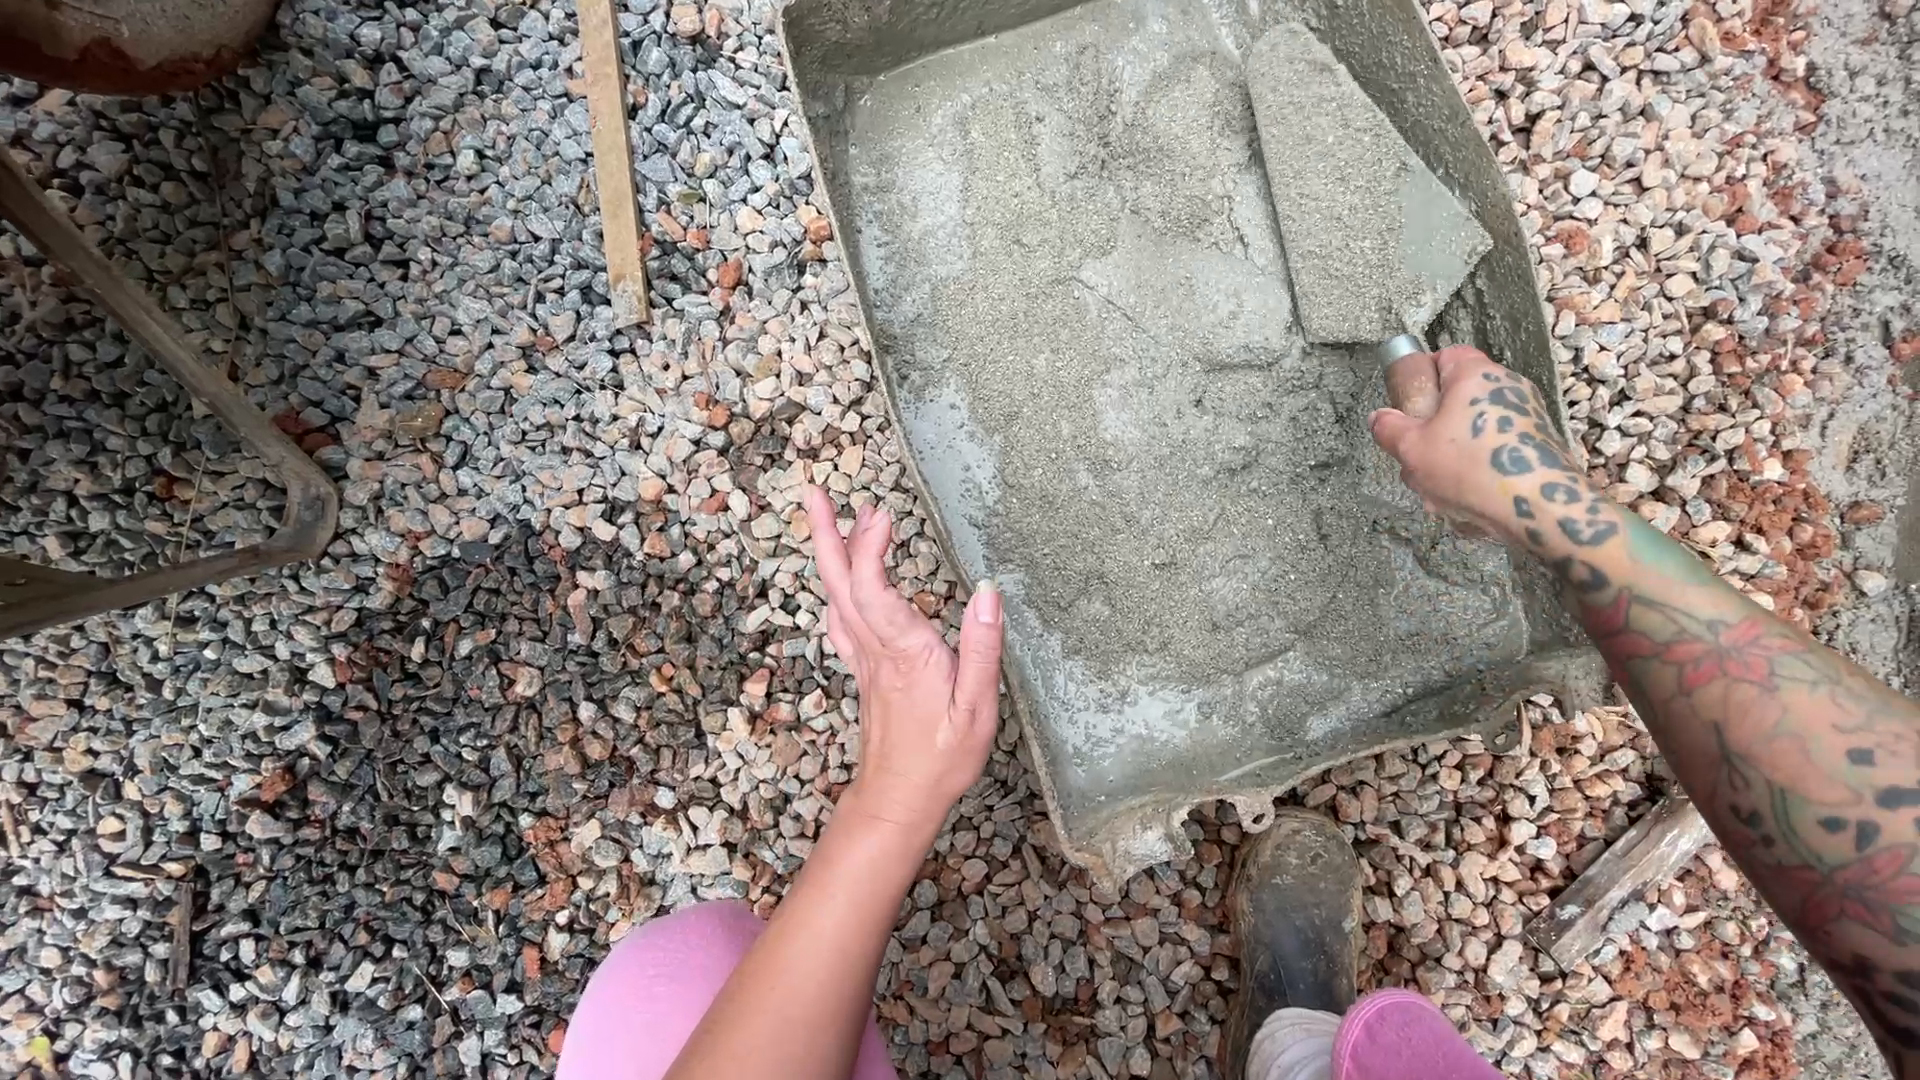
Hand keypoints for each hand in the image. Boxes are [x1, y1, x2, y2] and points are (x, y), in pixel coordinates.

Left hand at [802, 485, 1004, 833]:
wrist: (899, 798)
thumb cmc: (942, 758)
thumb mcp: (977, 709)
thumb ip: (981, 648)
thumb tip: (988, 592)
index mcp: (905, 653)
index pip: (875, 591)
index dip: (871, 548)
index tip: (882, 512)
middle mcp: (875, 649)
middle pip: (841, 584)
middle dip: (827, 534)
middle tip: (815, 493)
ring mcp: (863, 658)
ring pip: (835, 596)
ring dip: (828, 553)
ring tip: (829, 515)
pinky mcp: (862, 668)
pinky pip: (839, 618)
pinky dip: (835, 587)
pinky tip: (838, 578)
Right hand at [1368, 346, 1592, 547]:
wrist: (1535, 505)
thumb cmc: (1469, 467)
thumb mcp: (1411, 448)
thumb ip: (1389, 428)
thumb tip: (1380, 417)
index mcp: (1476, 377)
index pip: (1448, 355)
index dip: (1423, 375)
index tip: (1408, 404)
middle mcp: (1507, 388)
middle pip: (1458, 397)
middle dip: (1432, 425)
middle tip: (1416, 451)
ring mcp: (1526, 417)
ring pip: (1472, 428)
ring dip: (1450, 452)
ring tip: (1437, 484)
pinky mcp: (1536, 445)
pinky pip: (1493, 449)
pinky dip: (1474, 467)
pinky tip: (1463, 494)